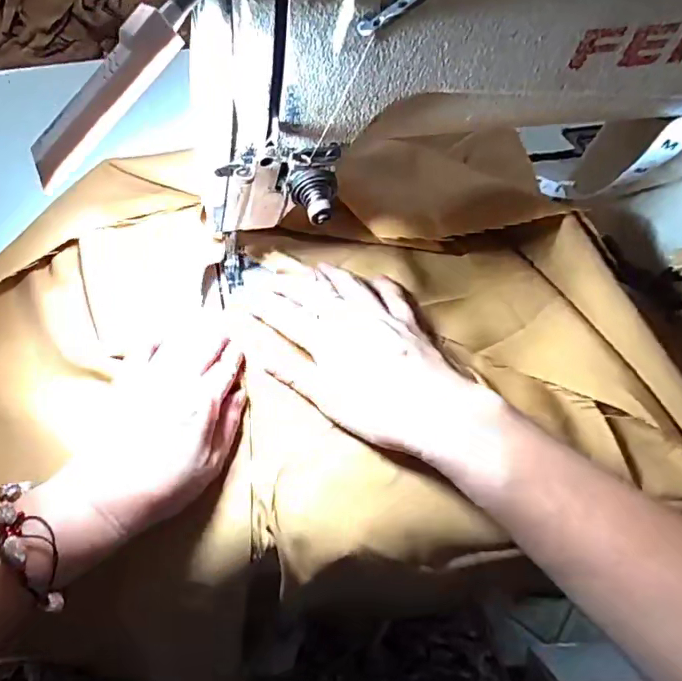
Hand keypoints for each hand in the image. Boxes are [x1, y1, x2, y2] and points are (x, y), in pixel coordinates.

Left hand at [29, 314, 245, 581]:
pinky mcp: (125, 382)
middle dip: (216, 338)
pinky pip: (141, 351)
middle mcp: (178, 382)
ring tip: (201, 324)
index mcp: (204, 402)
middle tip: (225, 331)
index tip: (240, 349)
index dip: (235, 357)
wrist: (111, 491)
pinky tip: (161, 336)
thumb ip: (228, 426)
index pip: (225, 369)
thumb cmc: (168, 485)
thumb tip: (239, 395)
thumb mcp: (211, 464)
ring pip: (176, 344)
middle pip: (202, 349)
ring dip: (191, 332)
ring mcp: (149, 379)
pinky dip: (154, 340)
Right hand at [235, 264, 510, 472]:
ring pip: (349, 285)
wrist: (437, 411)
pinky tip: (374, 280)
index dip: (261, 303)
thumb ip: (288, 367)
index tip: (243, 296)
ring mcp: (381, 315)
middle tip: (269, 278)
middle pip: (312, 292)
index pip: (284, 314)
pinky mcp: (408, 321)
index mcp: (324, 337)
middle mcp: (349, 317)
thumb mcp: (323, 395)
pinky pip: (390, 293)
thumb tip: (254, 347)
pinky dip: (378, 283)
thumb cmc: (376, 412)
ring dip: (328, 275)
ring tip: (315, 268)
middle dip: (287, 284)